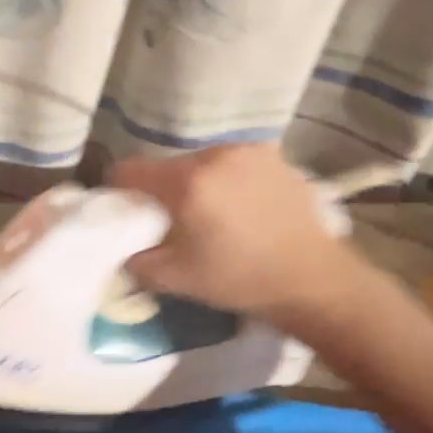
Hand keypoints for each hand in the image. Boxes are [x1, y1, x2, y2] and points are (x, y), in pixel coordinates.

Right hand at [108, 144, 365, 321]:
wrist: (312, 279)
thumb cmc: (239, 280)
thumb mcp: (175, 279)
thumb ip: (137, 260)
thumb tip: (124, 248)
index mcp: (186, 182)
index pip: (129, 169)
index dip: (119, 190)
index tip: (127, 211)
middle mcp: (214, 155)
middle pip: (167, 164)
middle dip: (162, 189)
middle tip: (171, 220)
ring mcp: (248, 152)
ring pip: (201, 161)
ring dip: (196, 182)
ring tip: (210, 213)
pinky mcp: (274, 157)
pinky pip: (233, 163)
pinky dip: (227, 180)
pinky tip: (241, 208)